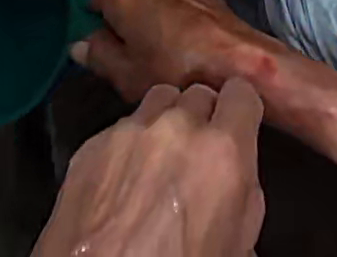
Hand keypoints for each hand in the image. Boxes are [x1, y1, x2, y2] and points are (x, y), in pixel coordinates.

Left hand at [31, 81, 265, 256]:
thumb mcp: (237, 243)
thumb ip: (243, 191)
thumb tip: (236, 171)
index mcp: (222, 152)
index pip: (241, 94)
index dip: (240, 112)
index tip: (236, 128)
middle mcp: (177, 127)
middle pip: (199, 94)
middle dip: (201, 120)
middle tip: (195, 157)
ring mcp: (131, 131)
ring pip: (160, 100)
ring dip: (166, 122)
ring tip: (159, 160)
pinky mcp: (93, 143)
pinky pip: (123, 127)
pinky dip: (129, 145)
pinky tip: (123, 182)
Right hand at [73, 0, 285, 101]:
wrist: (237, 60)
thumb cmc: (175, 71)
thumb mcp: (127, 75)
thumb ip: (99, 55)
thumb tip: (78, 43)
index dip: (93, 19)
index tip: (97, 43)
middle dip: (125, 18)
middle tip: (129, 55)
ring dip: (153, 15)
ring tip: (160, 52)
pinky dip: (176, 15)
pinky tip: (186, 44)